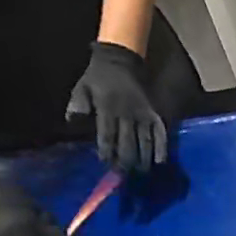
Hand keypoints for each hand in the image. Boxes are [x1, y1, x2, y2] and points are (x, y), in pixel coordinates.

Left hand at [65, 42, 167, 172]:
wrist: (119, 61)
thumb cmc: (98, 79)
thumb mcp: (82, 87)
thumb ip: (77, 105)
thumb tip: (73, 121)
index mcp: (107, 108)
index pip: (107, 135)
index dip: (106, 151)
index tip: (105, 163)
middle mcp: (127, 113)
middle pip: (127, 143)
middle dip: (125, 161)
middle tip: (122, 175)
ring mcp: (142, 114)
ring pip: (145, 141)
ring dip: (142, 159)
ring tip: (139, 174)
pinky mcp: (153, 114)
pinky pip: (160, 132)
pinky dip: (161, 147)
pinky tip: (159, 162)